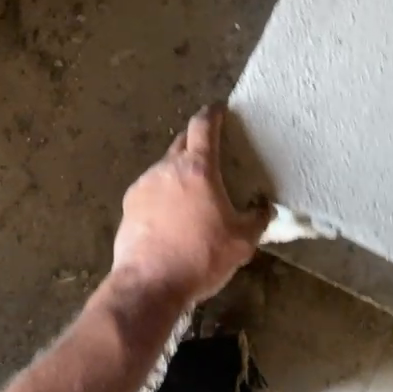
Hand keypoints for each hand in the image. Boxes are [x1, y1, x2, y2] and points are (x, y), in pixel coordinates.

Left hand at [112, 105, 269, 307]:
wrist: (149, 283)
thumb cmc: (200, 257)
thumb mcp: (242, 242)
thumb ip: (257, 219)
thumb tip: (264, 208)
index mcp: (197, 169)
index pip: (203, 126)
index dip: (212, 113)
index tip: (219, 108)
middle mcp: (167, 168)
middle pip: (181, 142)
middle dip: (196, 141)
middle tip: (211, 150)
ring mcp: (143, 185)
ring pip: (165, 168)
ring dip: (179, 172)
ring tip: (192, 193)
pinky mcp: (129, 204)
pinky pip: (150, 190)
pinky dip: (163, 194)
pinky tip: (170, 216)